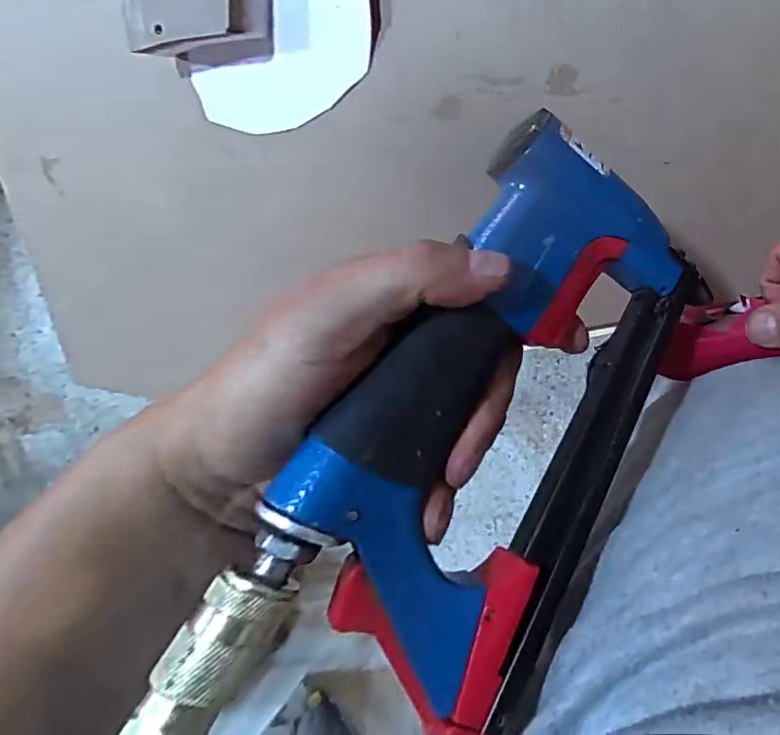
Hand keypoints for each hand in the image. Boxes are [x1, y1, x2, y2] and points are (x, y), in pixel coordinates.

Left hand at [153, 241, 585, 542]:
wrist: (211, 481)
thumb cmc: (270, 377)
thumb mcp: (333, 310)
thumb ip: (412, 275)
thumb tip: (505, 269)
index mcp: (407, 294)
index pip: (485, 284)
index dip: (530, 301)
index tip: (568, 336)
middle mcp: (419, 337)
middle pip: (490, 356)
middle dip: (489, 405)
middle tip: (467, 452)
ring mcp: (414, 393)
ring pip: (475, 409)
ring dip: (470, 451)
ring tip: (440, 492)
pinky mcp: (406, 442)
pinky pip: (450, 453)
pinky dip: (449, 483)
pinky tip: (429, 510)